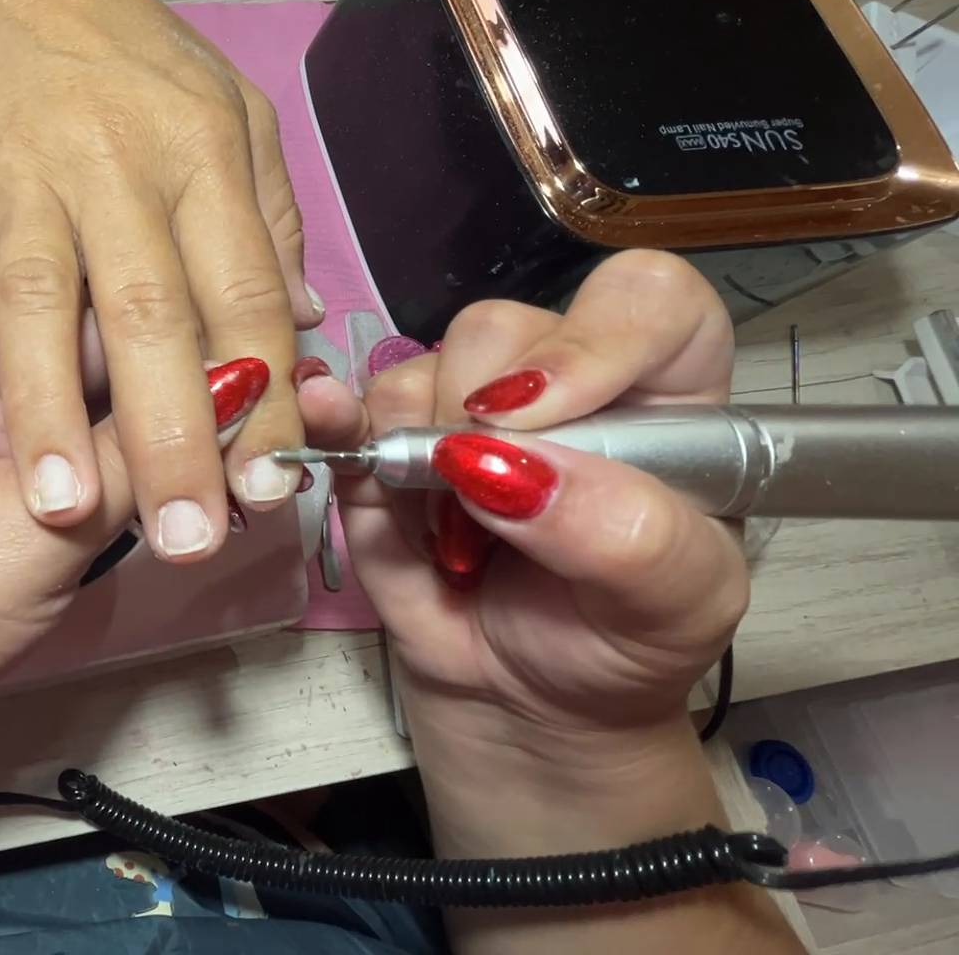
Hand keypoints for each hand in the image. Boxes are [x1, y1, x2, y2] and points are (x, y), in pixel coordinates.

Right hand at [0, 0, 319, 566]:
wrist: (19, 0)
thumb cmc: (139, 71)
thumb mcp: (235, 122)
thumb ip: (266, 228)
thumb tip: (298, 330)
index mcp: (206, 160)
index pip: (244, 296)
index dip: (261, 397)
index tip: (266, 490)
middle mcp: (119, 171)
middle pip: (148, 314)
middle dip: (169, 435)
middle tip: (184, 538)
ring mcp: (27, 180)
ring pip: (39, 300)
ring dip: (46, 408)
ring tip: (56, 507)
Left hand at [0, 325, 268, 734]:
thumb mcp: (36, 523)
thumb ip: (132, 456)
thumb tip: (235, 392)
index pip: (109, 324)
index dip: (193, 350)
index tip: (276, 383)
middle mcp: (9, 384)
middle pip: (121, 368)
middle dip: (196, 398)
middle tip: (275, 434)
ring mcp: (24, 438)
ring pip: (122, 419)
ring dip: (180, 443)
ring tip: (254, 468)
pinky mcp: (39, 489)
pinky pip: (110, 464)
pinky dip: (156, 477)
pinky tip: (206, 493)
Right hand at [299, 251, 744, 749]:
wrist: (517, 696)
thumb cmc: (613, 644)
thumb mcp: (673, 606)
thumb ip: (618, 531)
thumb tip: (491, 462)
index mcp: (655, 403)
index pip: (645, 305)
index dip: (595, 336)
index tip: (544, 414)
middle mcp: (547, 392)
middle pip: (503, 328)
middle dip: (484, 408)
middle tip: (488, 496)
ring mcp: (452, 417)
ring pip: (420, 367)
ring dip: (421, 444)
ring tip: (449, 533)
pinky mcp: (380, 450)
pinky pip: (346, 406)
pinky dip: (334, 413)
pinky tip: (327, 416)